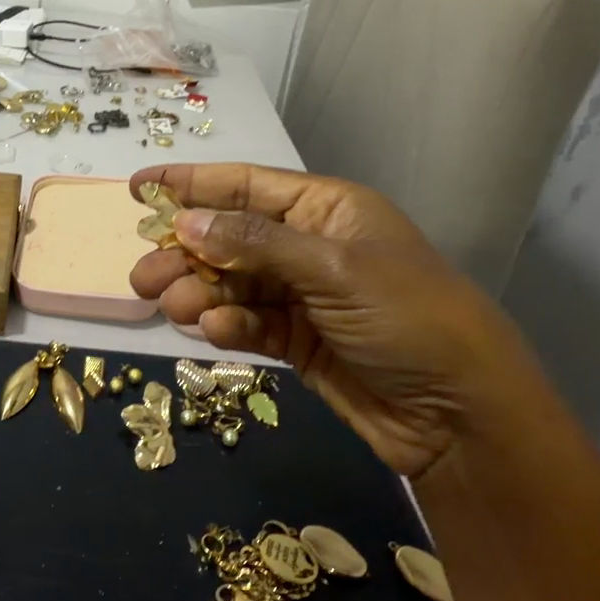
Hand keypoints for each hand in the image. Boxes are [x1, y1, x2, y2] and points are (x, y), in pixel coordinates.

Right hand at [129, 164, 542, 478]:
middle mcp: (309, 246)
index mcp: (325, 209)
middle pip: (229, 238)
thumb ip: (254, 244)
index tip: (137, 189)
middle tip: (142, 276)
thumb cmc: (407, 316)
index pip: (246, 185)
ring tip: (171, 306)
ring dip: (200, 292)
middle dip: (184, 252)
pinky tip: (215, 333)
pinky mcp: (300, 341)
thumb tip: (185, 222)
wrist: (462, 416)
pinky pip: (250, 323)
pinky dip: (228, 326)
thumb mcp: (333, 268)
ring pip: (233, 284)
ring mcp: (304, 295)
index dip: (191, 184)